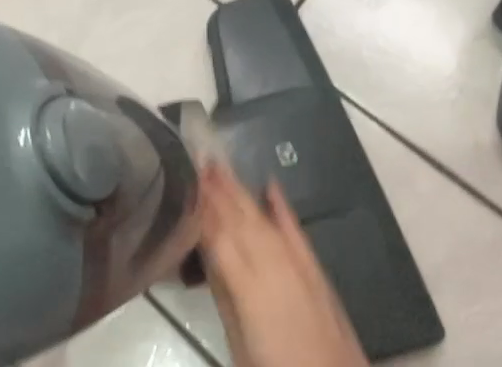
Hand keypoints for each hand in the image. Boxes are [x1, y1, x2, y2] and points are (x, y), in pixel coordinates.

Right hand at [198, 161, 365, 366]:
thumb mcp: (240, 346)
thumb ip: (224, 297)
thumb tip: (207, 256)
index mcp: (248, 287)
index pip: (217, 235)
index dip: (199, 205)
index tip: (182, 177)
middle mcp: (273, 267)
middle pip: (240, 219)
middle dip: (218, 187)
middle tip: (197, 156)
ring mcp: (299, 267)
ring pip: (263, 219)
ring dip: (241, 191)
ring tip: (220, 166)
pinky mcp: (318, 274)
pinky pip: (297, 232)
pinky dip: (282, 208)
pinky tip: (271, 186)